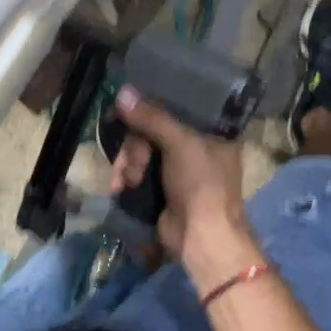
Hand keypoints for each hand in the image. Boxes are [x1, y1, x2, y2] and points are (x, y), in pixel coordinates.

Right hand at [111, 86, 257, 281]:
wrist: (200, 237)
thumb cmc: (201, 185)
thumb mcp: (180, 144)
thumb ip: (152, 118)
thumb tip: (122, 92)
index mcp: (211, 132)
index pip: (176, 108)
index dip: (151, 109)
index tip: (128, 111)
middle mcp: (194, 147)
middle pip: (151, 132)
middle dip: (135, 148)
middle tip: (135, 164)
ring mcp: (176, 170)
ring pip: (139, 153)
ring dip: (128, 166)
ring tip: (126, 183)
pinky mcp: (159, 189)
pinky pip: (136, 173)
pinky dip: (125, 179)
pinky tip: (119, 188)